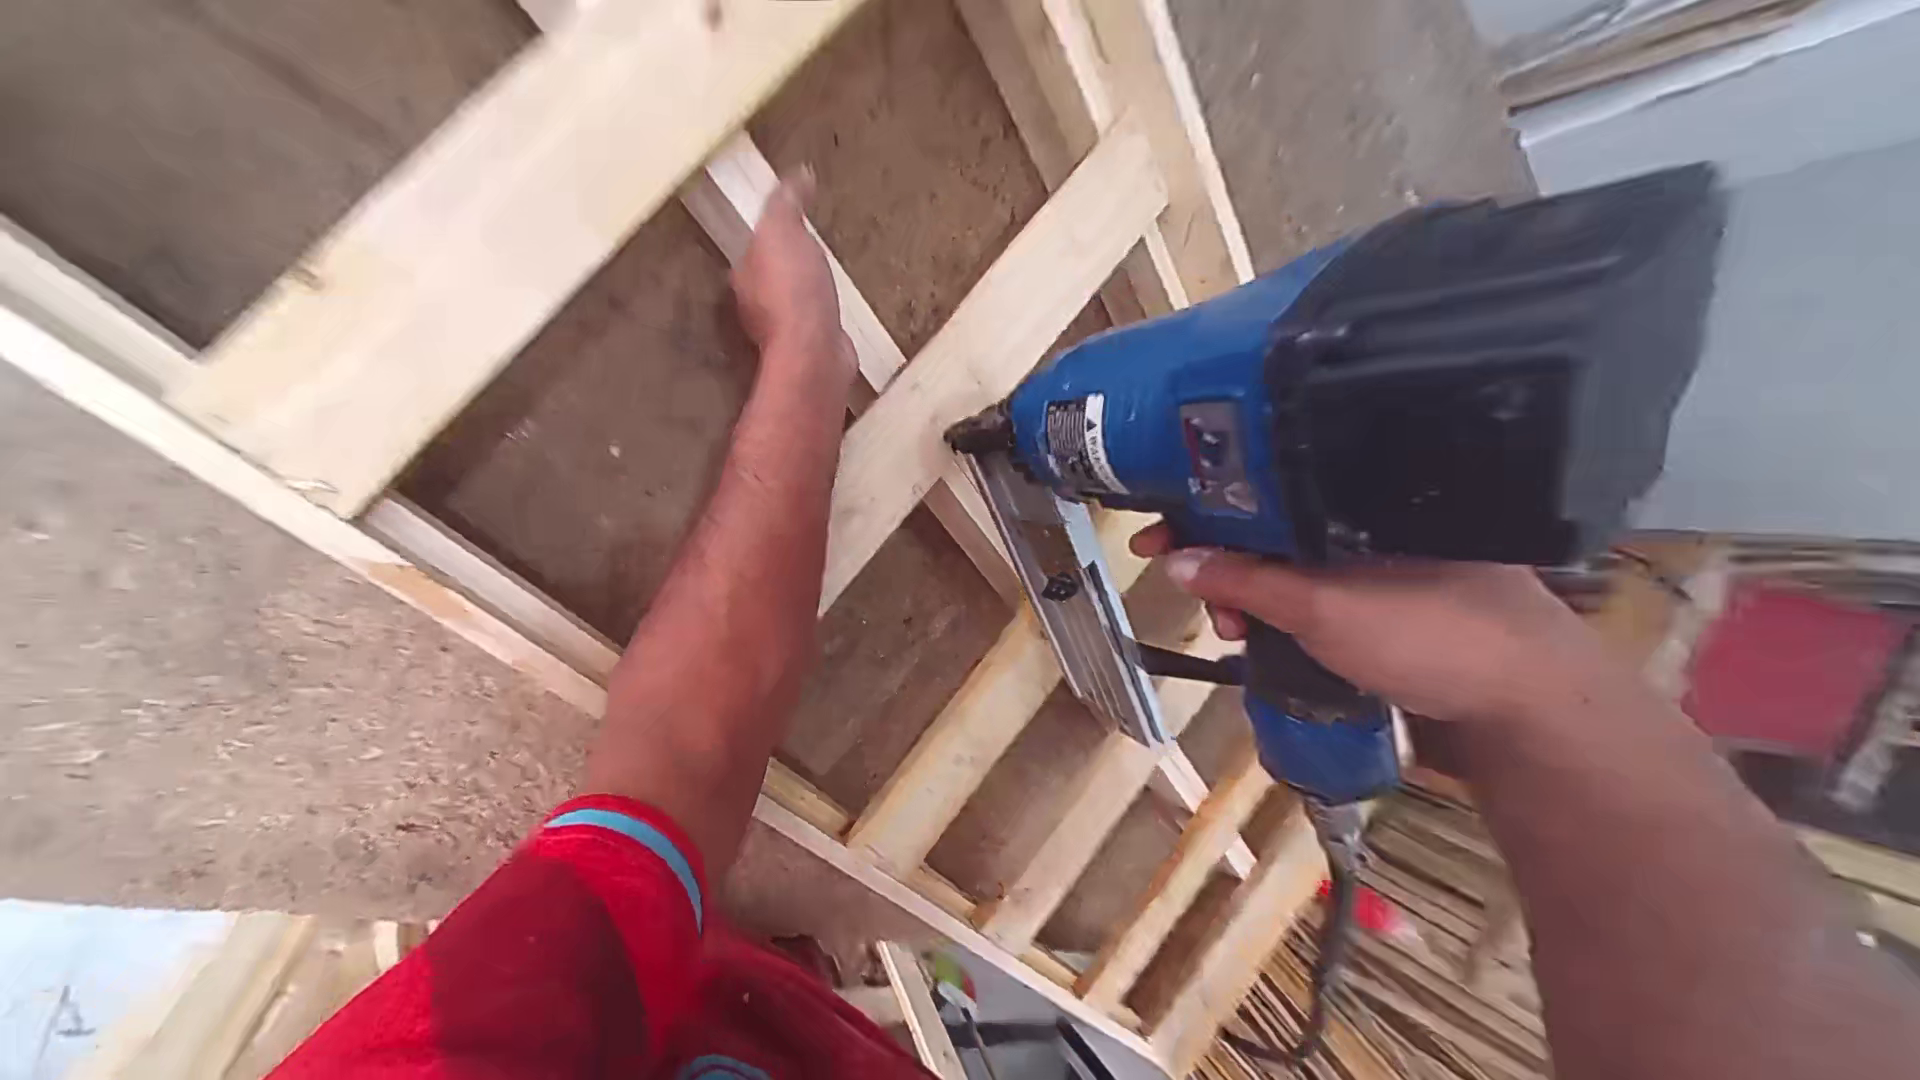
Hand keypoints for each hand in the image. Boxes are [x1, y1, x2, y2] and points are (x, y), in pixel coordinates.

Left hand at [732, 172, 856, 383]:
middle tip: (810, 253)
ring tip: (825, 283)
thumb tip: (799, 174)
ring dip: (804, 297)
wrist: (815, 353)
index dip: (770, 236)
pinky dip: (822, 320)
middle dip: (786, 269)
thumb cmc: (793, 290)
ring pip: (791, 307)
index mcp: (744, 274)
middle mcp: (756, 307)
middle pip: (769, 280)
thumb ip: (787, 202)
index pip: (752, 248)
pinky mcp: (809, 353)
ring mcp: (782, 334)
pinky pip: (815, 328)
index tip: (790, 225)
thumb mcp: (785, 231)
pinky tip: (835, 315)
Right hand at [1133, 522, 1615, 725]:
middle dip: (1215, 562)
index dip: (1196, 511)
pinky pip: (1302, 591)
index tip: (1154, 537)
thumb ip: (1243, 581)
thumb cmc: (1426, 634)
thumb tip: (1172, 560)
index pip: (1255, 489)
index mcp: (1351, 496)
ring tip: (1231, 629)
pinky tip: (1258, 637)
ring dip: (1242, 594)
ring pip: (1279, 565)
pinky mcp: (1372, 596)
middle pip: (1260, 528)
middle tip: (1189, 593)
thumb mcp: (1320, 608)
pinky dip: (1274, 612)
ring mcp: (1366, 559)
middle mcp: (1355, 518)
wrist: (1530, 706)